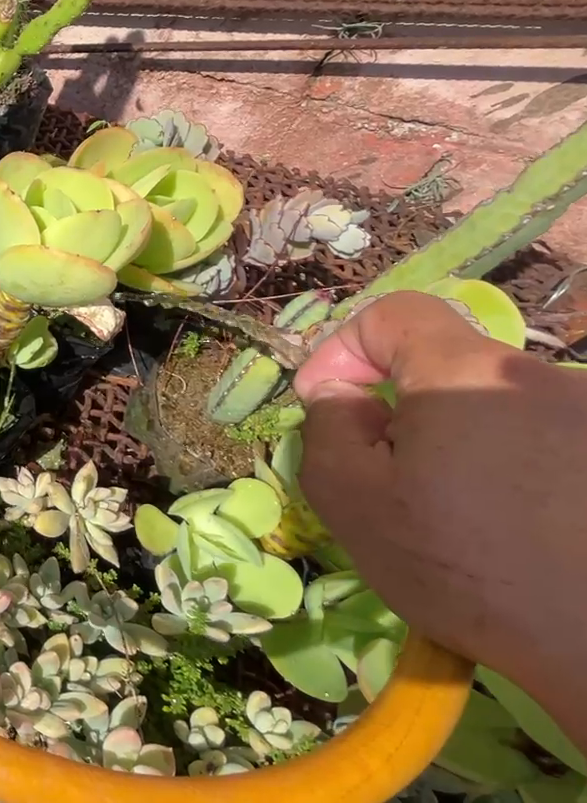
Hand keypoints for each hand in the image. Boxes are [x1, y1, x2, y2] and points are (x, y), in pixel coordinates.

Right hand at [294, 291, 586, 739]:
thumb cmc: (458, 565)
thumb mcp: (346, 492)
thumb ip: (328, 422)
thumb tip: (346, 394)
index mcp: (468, 375)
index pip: (398, 313)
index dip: (347, 347)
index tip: (334, 402)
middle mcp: (549, 382)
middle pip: (451, 365)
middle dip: (407, 405)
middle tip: (390, 473)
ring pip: (500, 407)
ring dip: (464, 441)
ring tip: (459, 510)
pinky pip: (548, 442)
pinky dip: (517, 468)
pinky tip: (519, 527)